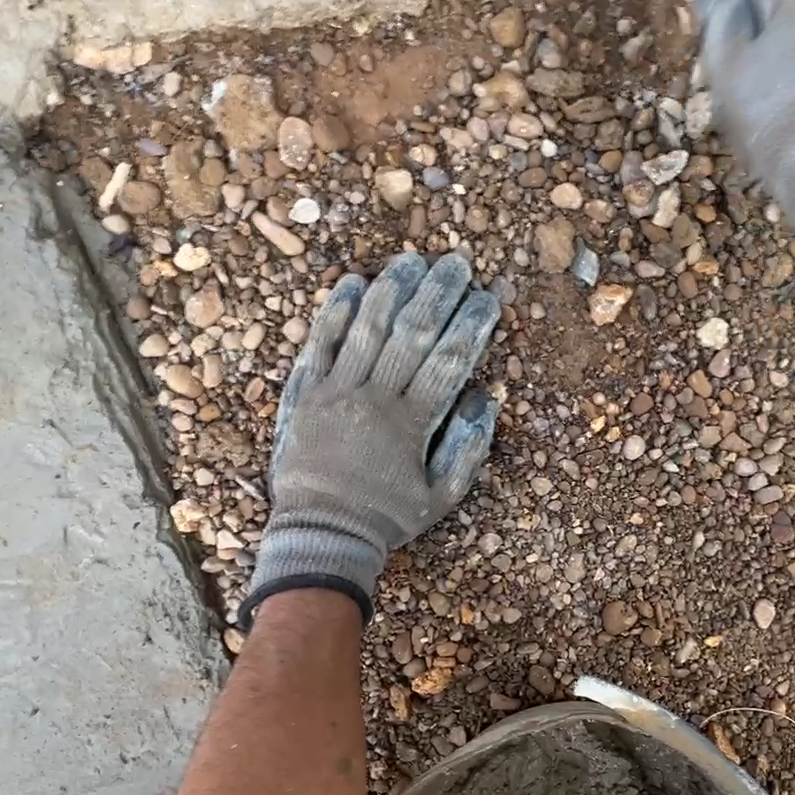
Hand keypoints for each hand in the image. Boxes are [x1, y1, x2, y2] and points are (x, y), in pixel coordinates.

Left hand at [239, 252, 498, 625]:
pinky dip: (334, 313)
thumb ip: (466, 451)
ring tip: (412, 261)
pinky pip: (319, 345)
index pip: (448, 361)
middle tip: (458, 264)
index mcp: (411, 422)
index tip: (488, 298)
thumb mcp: (441, 498)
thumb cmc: (386, 517)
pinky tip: (352, 283)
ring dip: (392, 291)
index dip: (471, 325)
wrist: (319, 533)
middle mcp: (375, 397)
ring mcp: (336, 391)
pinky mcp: (305, 394)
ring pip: (367, 329)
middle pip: (411, 335)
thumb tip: (484, 401)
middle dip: (438, 295)